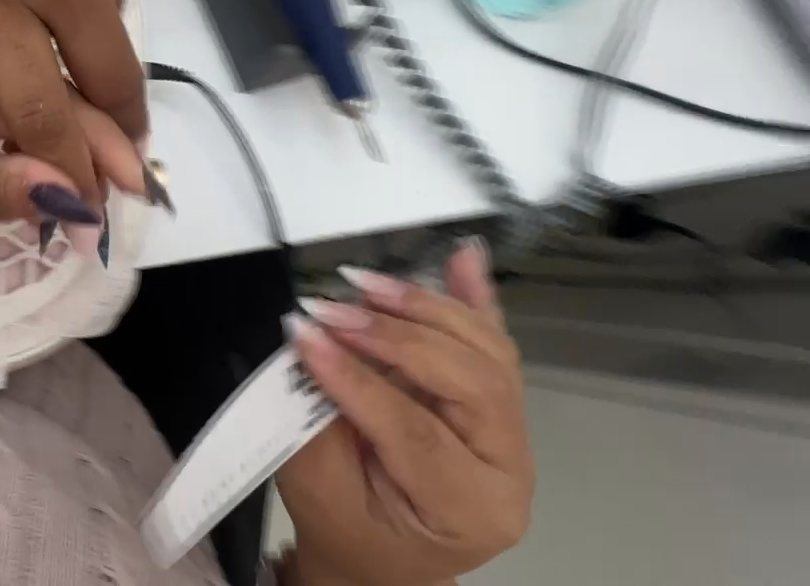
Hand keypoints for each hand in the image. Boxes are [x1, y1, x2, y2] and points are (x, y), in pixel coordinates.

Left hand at [0, 67, 147, 254]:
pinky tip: (77, 103)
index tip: (112, 214)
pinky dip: (46, 80)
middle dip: (97, 135)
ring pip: (38, 62)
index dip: (85, 167)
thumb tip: (68, 194)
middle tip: (132, 184)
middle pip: (51, 87)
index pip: (41, 120)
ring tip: (115, 149)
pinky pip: (9, 57)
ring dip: (79, 104)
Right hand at [278, 241, 533, 585]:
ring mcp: (509, 431)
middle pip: (470, 381)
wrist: (380, 552)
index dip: (355, 377)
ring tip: (360, 283)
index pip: (416, 430)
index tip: (300, 332)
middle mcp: (507, 467)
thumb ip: (313, 420)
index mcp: (468, 507)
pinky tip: (463, 257)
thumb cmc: (345, 526)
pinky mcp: (492, 401)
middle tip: (325, 309)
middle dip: (393, 336)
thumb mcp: (318, 490)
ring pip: (483, 351)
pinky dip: (473, 295)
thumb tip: (304, 343)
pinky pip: (489, 339)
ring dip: (421, 307)